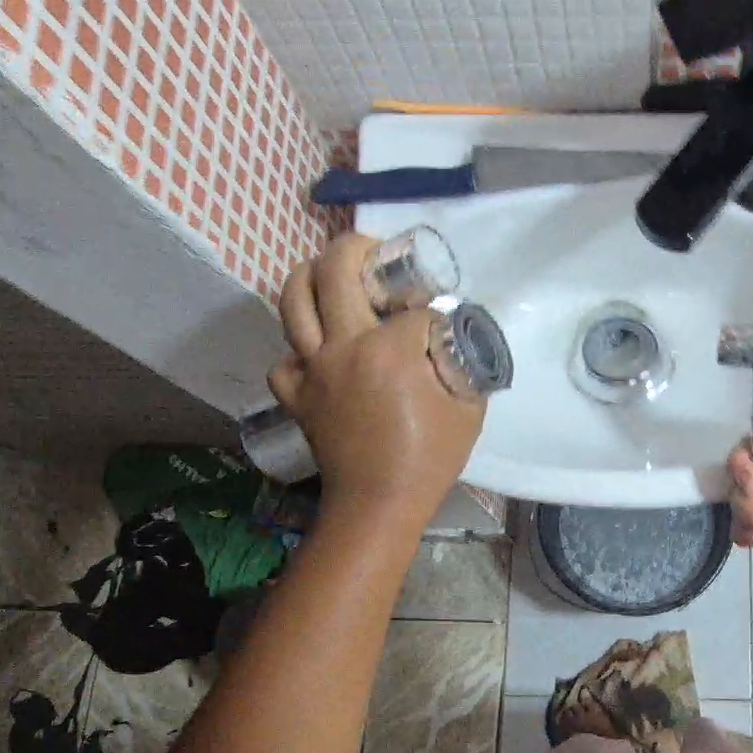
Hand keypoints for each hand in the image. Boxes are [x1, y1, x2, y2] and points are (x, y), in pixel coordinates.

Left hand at [267, 233, 483, 520]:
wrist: (379, 504)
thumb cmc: (430, 458)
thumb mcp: (467, 408)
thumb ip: (463, 364)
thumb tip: (451, 338)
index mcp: (389, 348)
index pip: (412, 307)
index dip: (431, 308)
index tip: (440, 320)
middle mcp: (343, 346)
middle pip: (336, 271)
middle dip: (356, 248)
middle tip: (375, 253)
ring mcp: (312, 369)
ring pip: (293, 300)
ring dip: (311, 276)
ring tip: (331, 276)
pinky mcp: (295, 395)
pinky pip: (285, 358)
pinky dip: (298, 349)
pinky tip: (318, 354)